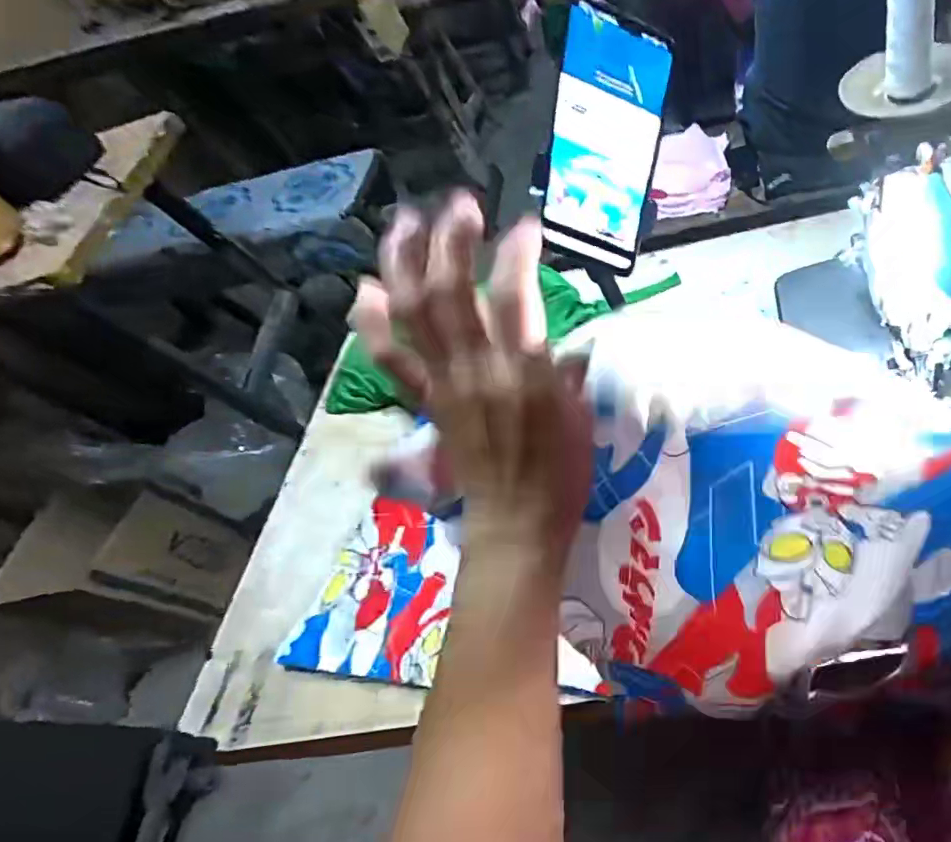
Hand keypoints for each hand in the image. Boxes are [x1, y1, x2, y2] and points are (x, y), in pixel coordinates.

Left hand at [352, 195, 591, 569]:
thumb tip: (564, 346)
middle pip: (452, 289)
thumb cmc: (562, 479)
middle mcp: (479, 370)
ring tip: (409, 223)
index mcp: (526, 375)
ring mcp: (447, 385)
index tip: (527, 227)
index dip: (518, 252)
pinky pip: (391, 358)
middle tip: (462, 206)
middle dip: (453, 238)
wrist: (517, 526)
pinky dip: (373, 322)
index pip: (516, 296)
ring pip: (412, 311)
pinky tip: (368, 289)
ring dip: (404, 259)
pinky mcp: (429, 403)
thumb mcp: (582, 423)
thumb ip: (568, 377)